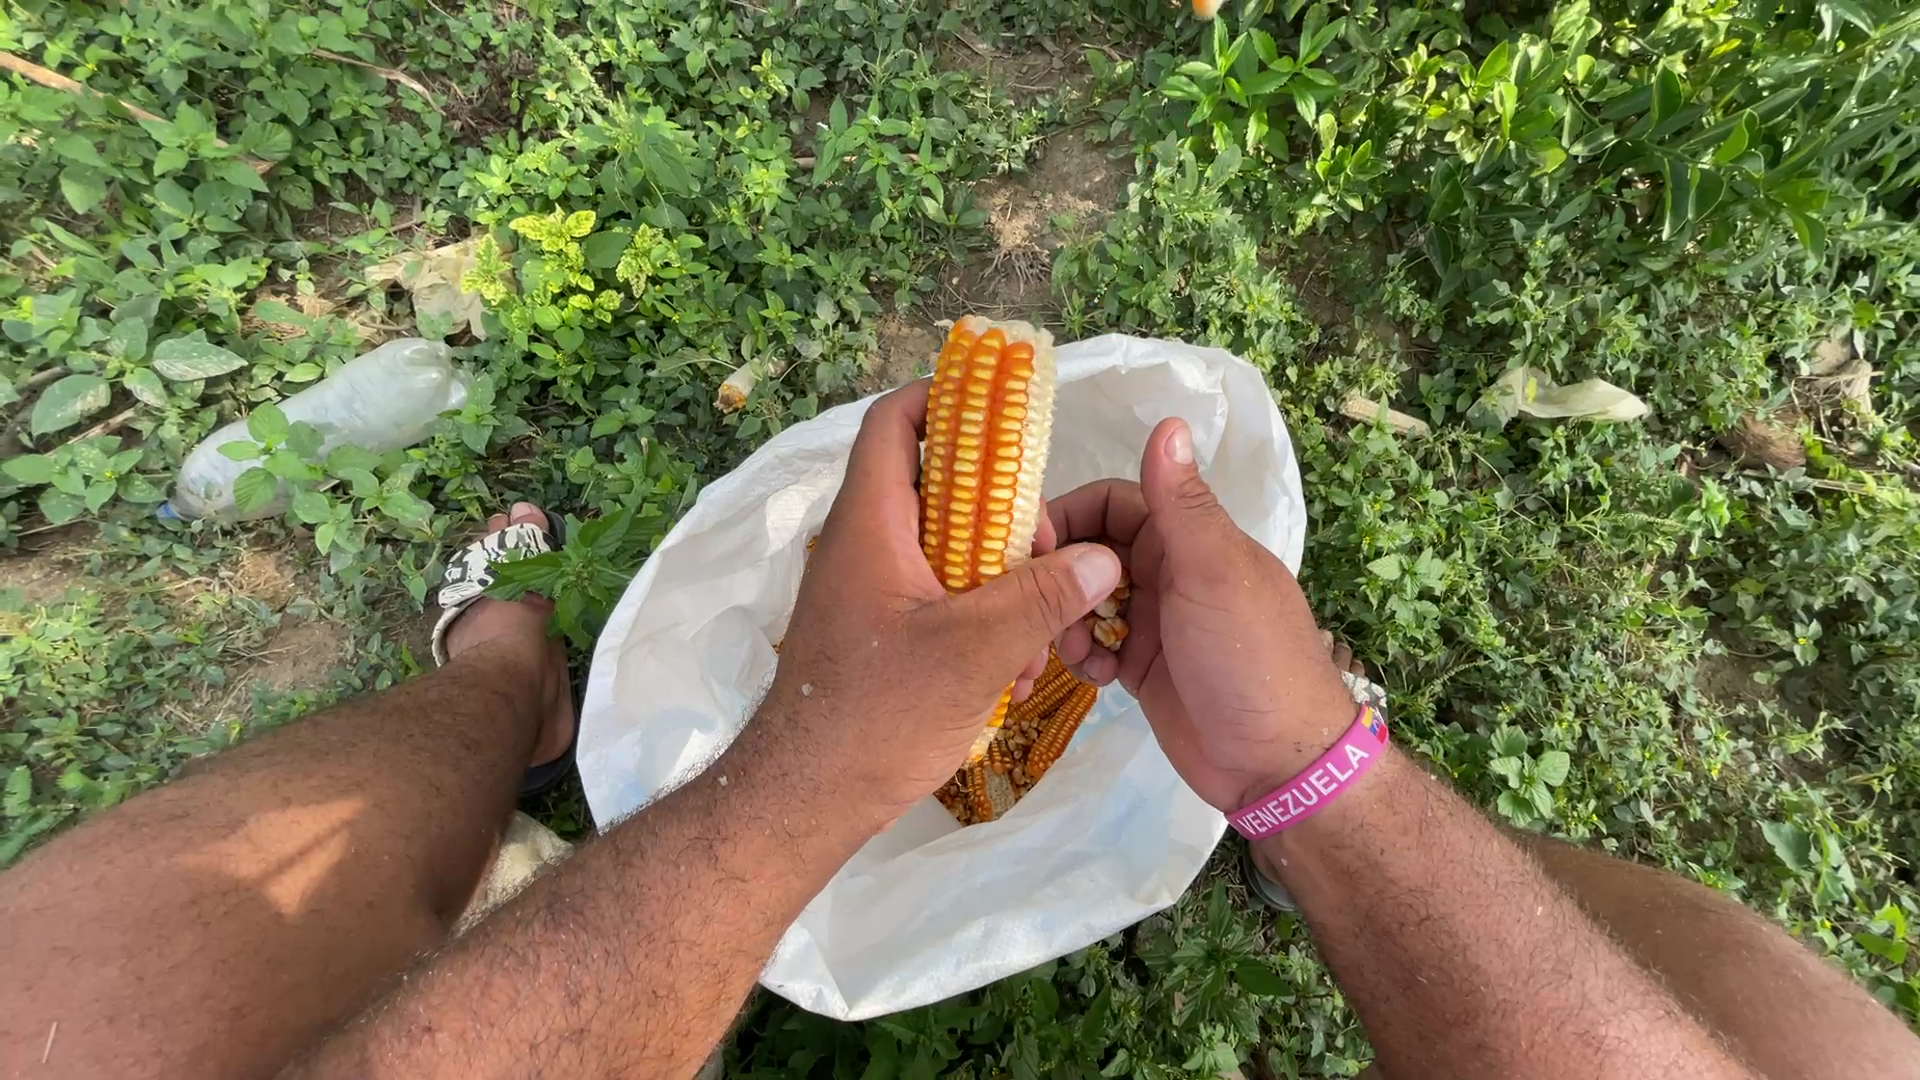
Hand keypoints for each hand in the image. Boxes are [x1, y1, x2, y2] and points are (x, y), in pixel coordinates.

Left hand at [742, 380, 1122, 824]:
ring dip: (999, 574)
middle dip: (1001, 511)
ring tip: (1035, 624)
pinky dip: (980, 612)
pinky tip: (1011, 664)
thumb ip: (1039, 598)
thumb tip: (1100, 559)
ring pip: (949, 546)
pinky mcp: (883, 626)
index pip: (894, 423)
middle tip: (1041, 555)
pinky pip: (941, 593)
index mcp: (872, 523)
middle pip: (939, 485)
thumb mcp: (972, 653)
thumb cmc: (877, 714)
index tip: (1002, 411)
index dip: (942, 398)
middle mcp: (867, 543)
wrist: (808, 797)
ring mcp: (874, 587)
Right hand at [1051, 418, 1354, 810]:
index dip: (1072, 515)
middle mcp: (1166, 571)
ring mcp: (1152, 620)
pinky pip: (1096, 643)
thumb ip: (1182, 503)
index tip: (1032, 544)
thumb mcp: (1212, 572)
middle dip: (1061, 573)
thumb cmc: (1245, 656)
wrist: (1274, 765)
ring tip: (1073, 648)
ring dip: (1069, 618)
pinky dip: (1087, 653)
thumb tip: (1169, 421)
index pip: (1113, 503)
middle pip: (1091, 552)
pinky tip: (1099, 676)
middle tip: (1034, 602)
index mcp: (1187, 539)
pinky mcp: (1141, 664)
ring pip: (1086, 599)